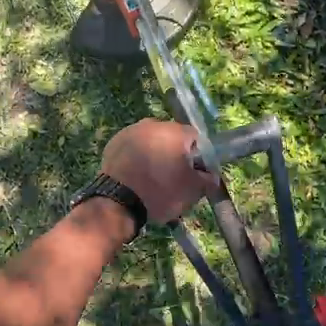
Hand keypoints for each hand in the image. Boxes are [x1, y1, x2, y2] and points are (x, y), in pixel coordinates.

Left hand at [100, 119, 215, 222]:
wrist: (118, 200)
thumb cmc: (160, 192)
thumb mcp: (192, 190)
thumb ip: (207, 179)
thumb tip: (211, 176)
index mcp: (174, 131)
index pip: (195, 137)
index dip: (199, 155)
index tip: (195, 172)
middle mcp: (152, 124)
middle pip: (171, 137)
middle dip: (175, 153)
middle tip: (174, 175)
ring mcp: (130, 131)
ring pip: (151, 140)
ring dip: (155, 152)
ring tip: (153, 176)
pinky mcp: (114, 141)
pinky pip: (133, 146)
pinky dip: (137, 156)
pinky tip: (137, 174)